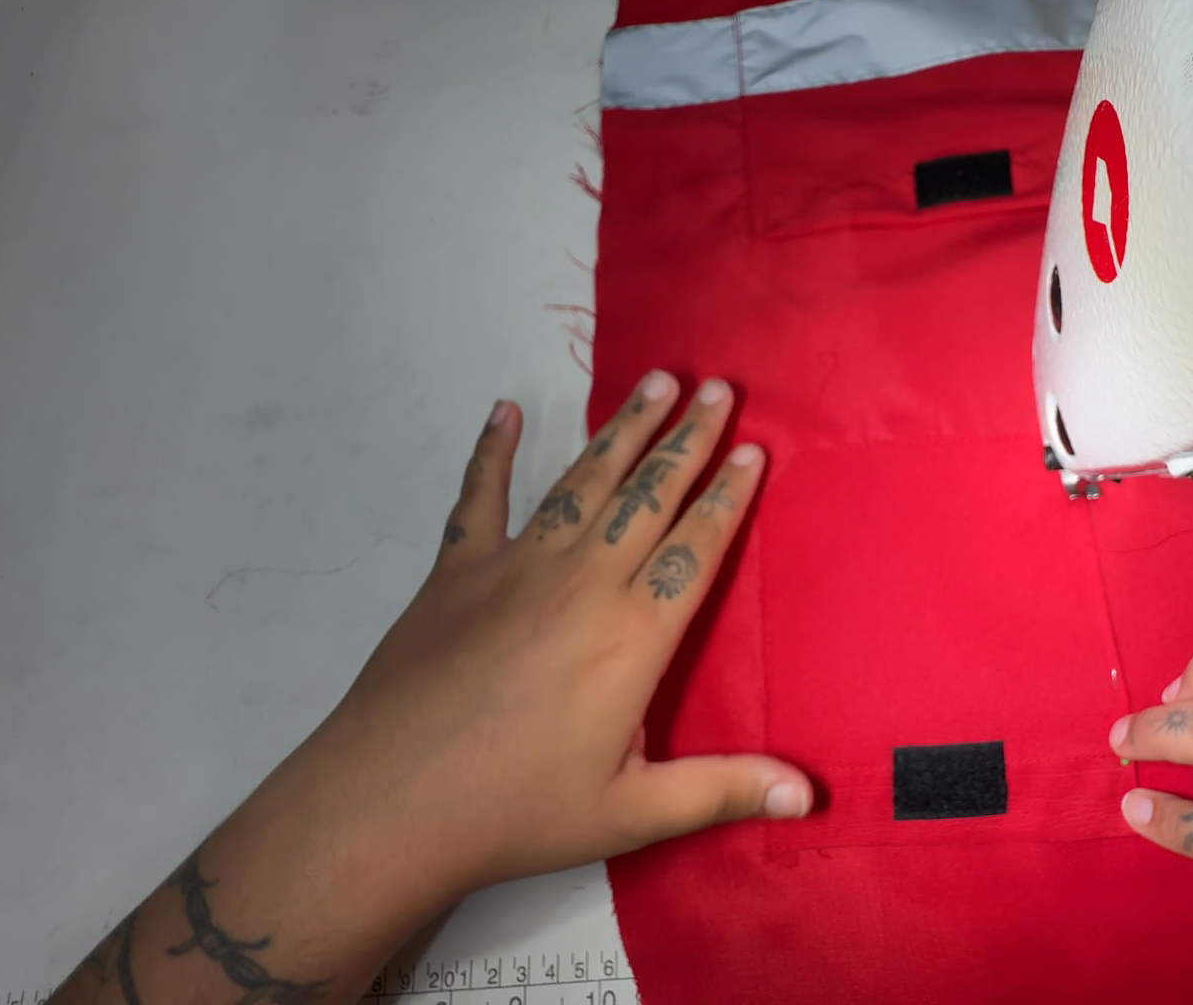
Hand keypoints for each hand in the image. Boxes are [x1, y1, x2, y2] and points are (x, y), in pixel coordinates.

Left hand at [300, 370, 809, 891]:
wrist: (383, 809)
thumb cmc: (517, 810)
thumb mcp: (633, 812)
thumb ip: (725, 790)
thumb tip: (810, 796)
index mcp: (634, 633)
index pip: (698, 545)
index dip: (729, 494)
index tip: (753, 449)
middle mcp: (584, 581)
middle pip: (650, 494)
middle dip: (690, 438)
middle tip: (718, 388)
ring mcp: (516, 565)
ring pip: (585, 480)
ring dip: (624, 428)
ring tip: (656, 381)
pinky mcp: (458, 570)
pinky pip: (480, 498)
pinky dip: (491, 452)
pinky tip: (504, 411)